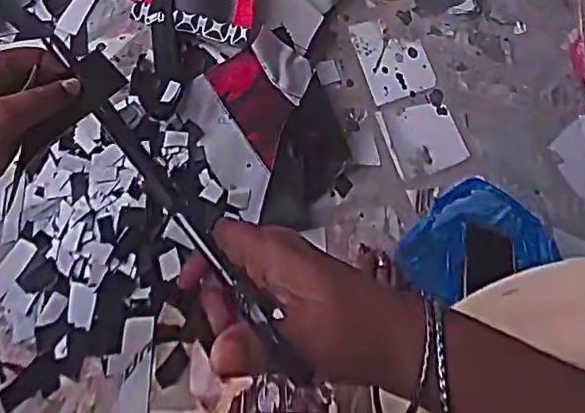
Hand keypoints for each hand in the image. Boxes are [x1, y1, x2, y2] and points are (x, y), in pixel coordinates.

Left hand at [0, 43, 80, 220]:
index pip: (31, 55)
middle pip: (25, 86)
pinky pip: (1, 142)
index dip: (57, 71)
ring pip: (15, 117)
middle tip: (48, 126)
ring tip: (14, 151)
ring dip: (23, 135)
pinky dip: (8, 154)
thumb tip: (68, 86)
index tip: (76, 91)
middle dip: (41, 107)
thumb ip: (41, 100)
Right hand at [178, 222, 421, 389]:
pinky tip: (271, 346)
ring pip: (242, 285)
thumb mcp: (297, 339)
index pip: (219, 234)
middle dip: (219, 302)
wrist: (396, 339)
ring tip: (254, 347)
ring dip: (238, 317)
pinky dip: (257, 320)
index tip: (189, 287)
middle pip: (226, 265)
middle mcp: (277, 252)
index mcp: (272, 249)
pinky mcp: (296, 288)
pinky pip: (261, 297)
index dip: (198, 258)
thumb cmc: (356, 325)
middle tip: (229, 335)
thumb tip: (216, 351)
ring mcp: (288, 269)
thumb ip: (251, 344)